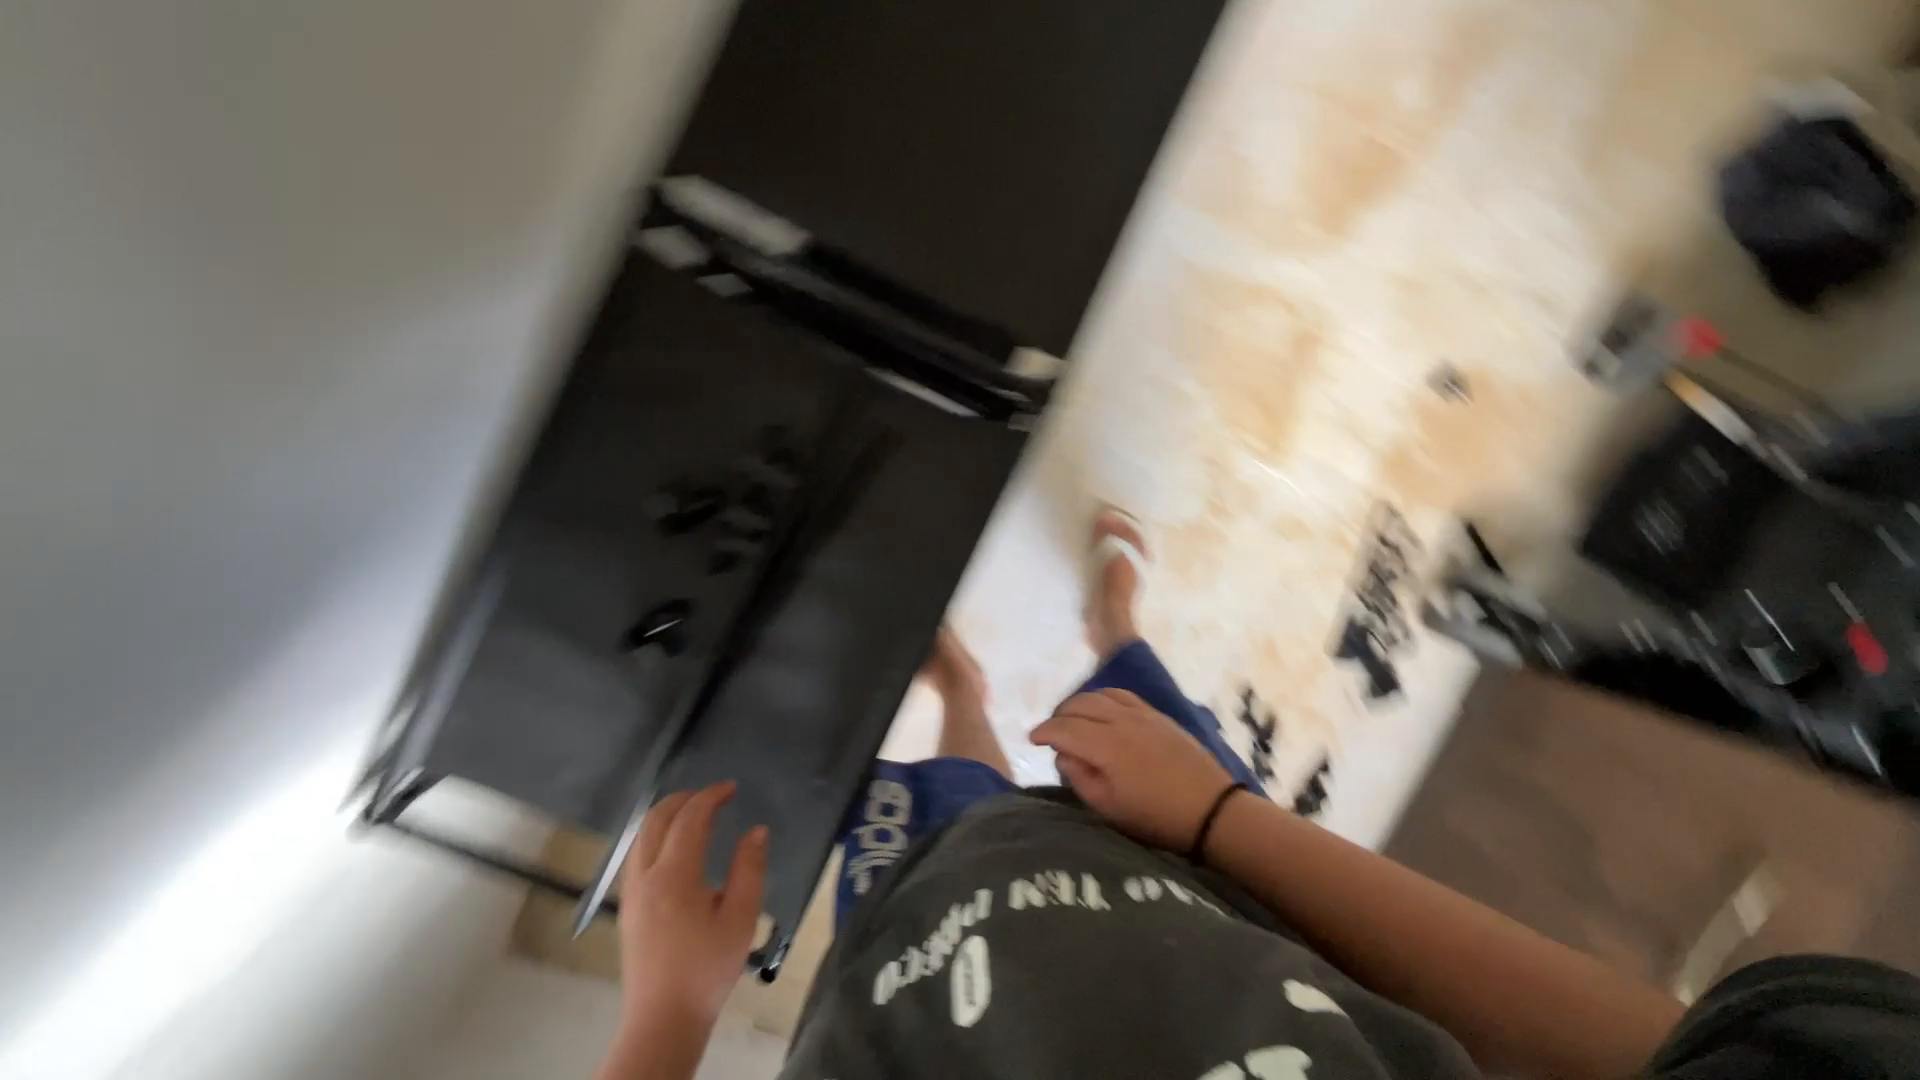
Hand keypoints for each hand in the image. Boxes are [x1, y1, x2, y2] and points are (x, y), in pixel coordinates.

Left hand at [617, 782, 767, 1027]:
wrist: (664, 1018)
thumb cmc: (707, 968)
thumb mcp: (741, 918)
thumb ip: (749, 869)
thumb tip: (756, 831)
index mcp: (674, 876)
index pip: (689, 819)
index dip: (710, 796)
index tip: (731, 788)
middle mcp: (645, 876)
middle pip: (656, 820)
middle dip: (683, 799)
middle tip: (712, 795)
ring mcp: (631, 893)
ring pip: (640, 836)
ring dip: (666, 816)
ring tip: (694, 814)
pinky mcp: (627, 908)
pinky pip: (636, 855)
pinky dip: (654, 836)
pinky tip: (673, 848)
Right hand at [1029, 689, 1234, 851]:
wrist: (1212, 811)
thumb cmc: (1155, 817)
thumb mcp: (1108, 808)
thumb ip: (1079, 777)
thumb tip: (1063, 754)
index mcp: (1105, 745)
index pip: (1063, 728)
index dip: (1044, 731)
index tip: (1032, 740)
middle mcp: (1121, 720)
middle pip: (1079, 704)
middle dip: (1059, 714)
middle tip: (1051, 731)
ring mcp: (1143, 714)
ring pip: (1101, 694)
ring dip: (1081, 703)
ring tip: (1074, 719)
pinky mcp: (1159, 716)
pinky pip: (1123, 696)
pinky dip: (1104, 699)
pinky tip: (1104, 712)